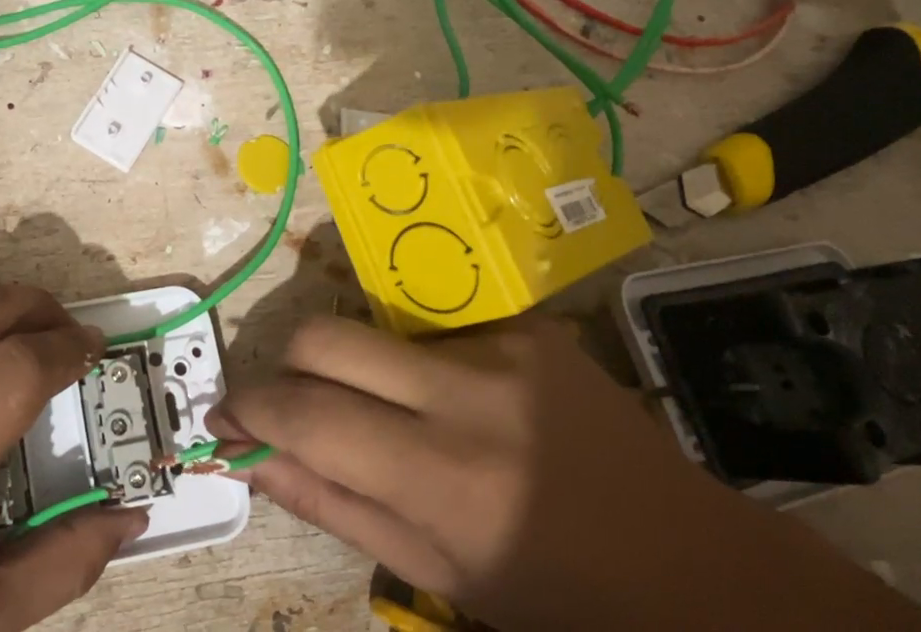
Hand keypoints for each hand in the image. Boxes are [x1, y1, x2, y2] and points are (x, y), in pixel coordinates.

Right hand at [213, 315, 920, 631]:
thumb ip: (328, 505)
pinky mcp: (527, 324)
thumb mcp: (432, 574)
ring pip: (369, 328)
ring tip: (394, 418)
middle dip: (284, 367)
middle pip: (321, 335)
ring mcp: (502, 346)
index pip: (305, 411)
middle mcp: (467, 394)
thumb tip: (248, 454)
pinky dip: (415, 365)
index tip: (226, 416)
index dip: (249, 406)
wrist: (694, 564)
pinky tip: (458, 406)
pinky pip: (429, 329)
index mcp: (441, 477)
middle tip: (294, 408)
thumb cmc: (553, 596)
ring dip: (355, 370)